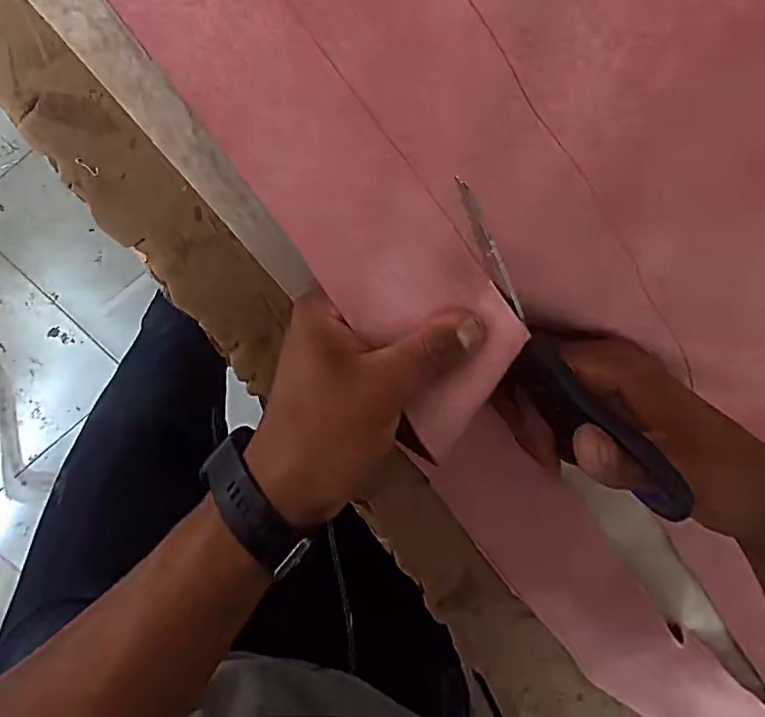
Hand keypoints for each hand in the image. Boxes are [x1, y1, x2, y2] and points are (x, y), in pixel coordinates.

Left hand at [244, 290, 482, 528]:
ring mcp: (339, 354)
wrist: (289, 498)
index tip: (458, 265)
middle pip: (387, 304)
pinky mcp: (350, 381)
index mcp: (321, 309)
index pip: (374, 273)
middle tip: (474, 293)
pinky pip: (390, 360)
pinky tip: (451, 358)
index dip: (416, 269)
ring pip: (391, 334)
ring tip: (472, 320)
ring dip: (425, 336)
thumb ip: (429, 352)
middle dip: (428, 306)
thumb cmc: (325, 433)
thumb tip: (475, 321)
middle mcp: (328, 323)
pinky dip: (415, 362)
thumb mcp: (382, 388)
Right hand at [492, 337, 764, 538]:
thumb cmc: (720, 477)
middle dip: (524, 407)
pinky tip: (554, 457)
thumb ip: (625, 464)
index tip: (535, 442)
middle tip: (541, 456)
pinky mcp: (606, 401)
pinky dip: (545, 425)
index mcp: (624, 365)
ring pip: (543, 383)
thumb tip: (577, 441)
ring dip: (532, 419)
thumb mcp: (676, 477)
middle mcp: (609, 362)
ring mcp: (606, 380)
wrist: (755, 493)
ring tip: (549, 462)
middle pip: (539, 366)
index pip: (550, 357)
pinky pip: (557, 399)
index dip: (527, 392)